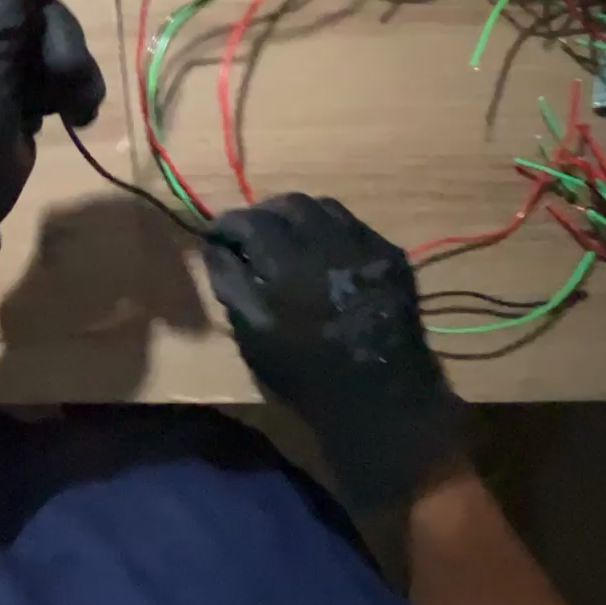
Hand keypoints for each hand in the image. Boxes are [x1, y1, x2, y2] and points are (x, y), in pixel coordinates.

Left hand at [0, 0, 106, 253]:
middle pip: (48, 15)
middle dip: (66, 45)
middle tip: (66, 77)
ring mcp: (13, 69)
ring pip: (63, 48)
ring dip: (78, 77)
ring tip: (76, 108)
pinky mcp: (31, 96)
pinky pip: (66, 79)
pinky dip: (78, 96)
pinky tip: (77, 117)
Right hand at [204, 193, 464, 510]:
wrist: (380, 400)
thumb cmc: (304, 371)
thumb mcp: (251, 331)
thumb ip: (228, 280)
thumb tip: (213, 246)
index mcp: (288, 262)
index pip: (248, 220)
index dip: (226, 224)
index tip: (215, 235)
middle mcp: (329, 242)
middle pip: (288, 203)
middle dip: (262, 214)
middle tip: (249, 235)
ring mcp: (366, 246)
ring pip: (323, 206)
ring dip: (297, 217)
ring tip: (285, 239)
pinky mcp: (391, 256)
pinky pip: (353, 225)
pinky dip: (329, 229)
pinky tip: (322, 253)